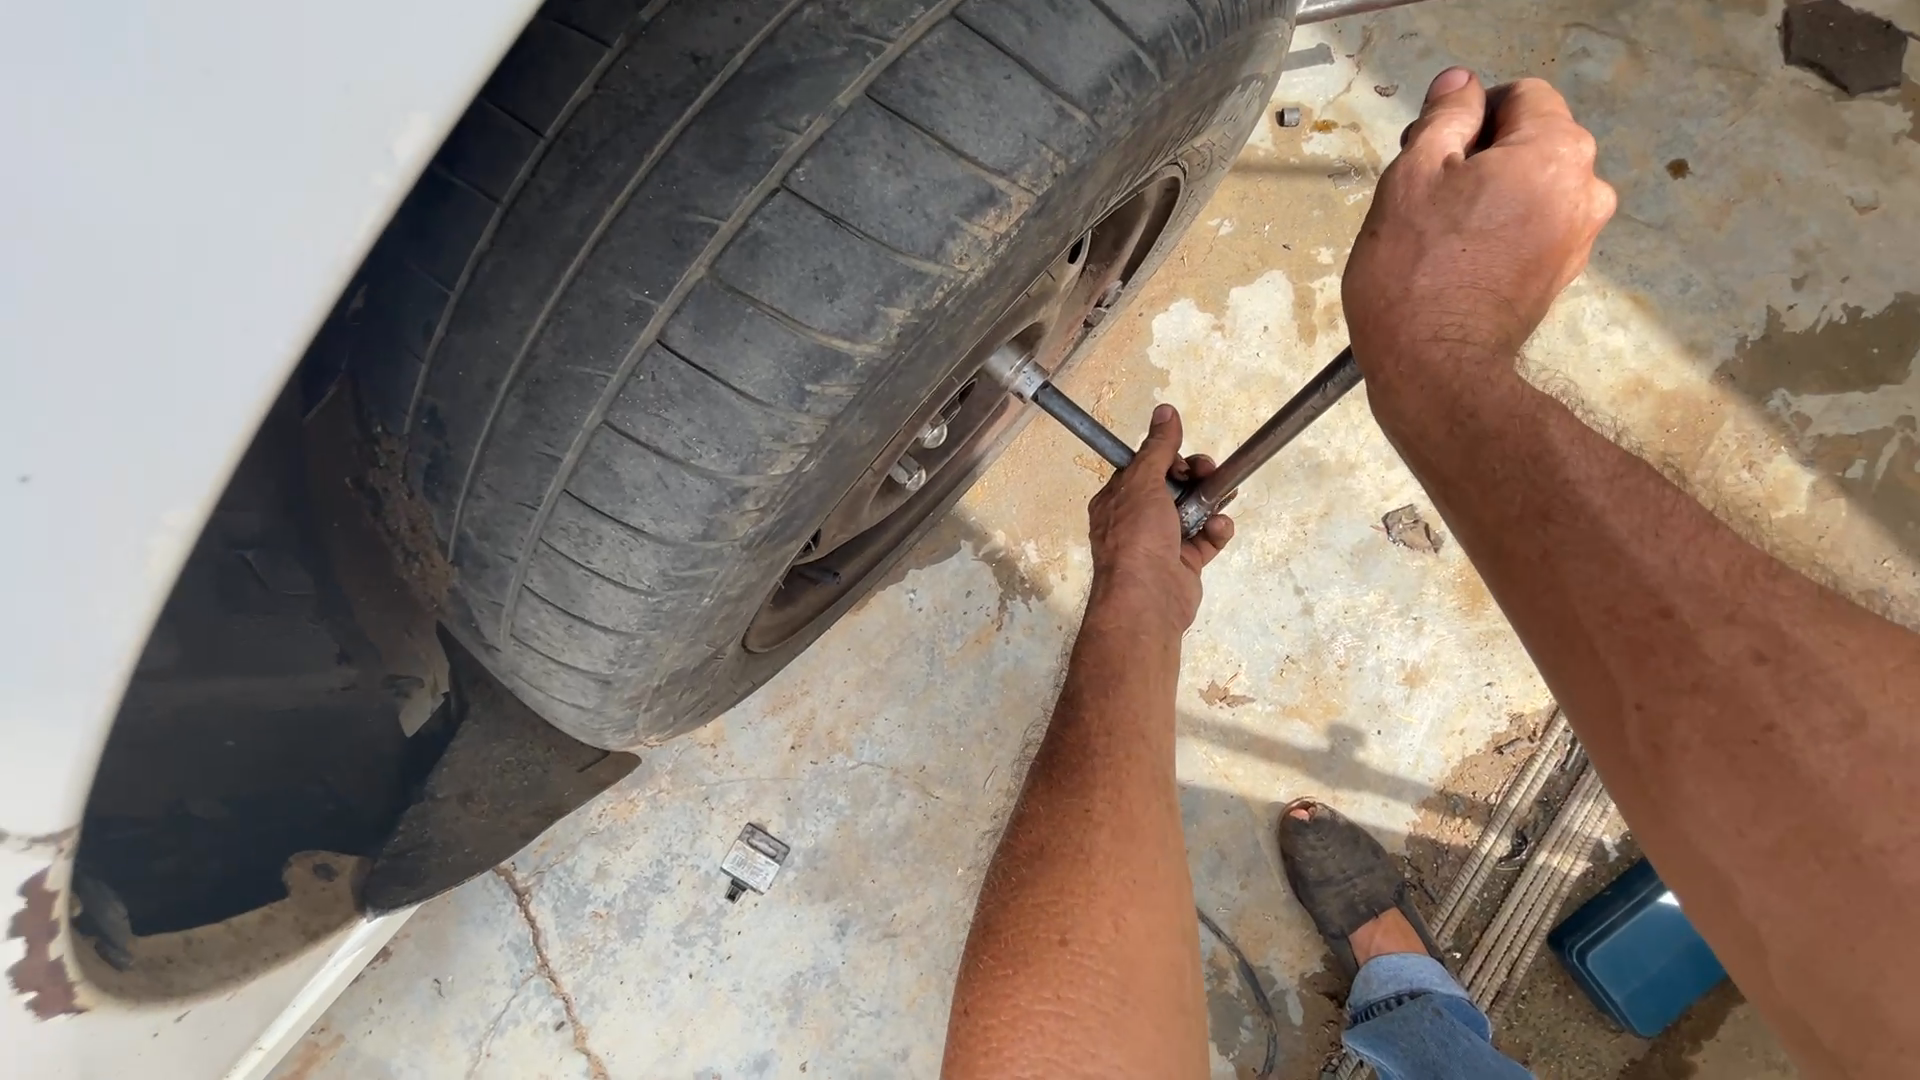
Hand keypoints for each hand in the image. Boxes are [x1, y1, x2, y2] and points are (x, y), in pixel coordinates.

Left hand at [1086, 404, 1233, 630]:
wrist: (1147, 598)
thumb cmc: (1136, 537)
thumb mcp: (1143, 482)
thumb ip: (1158, 447)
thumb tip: (1165, 411)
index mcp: (1117, 500)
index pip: (1144, 469)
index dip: (1166, 460)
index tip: (1181, 458)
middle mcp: (1136, 520)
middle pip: (1172, 487)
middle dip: (1194, 475)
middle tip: (1208, 471)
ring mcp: (1161, 542)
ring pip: (1193, 510)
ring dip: (1210, 500)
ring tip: (1220, 496)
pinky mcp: (1185, 563)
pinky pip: (1206, 538)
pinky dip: (1216, 530)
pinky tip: (1218, 527)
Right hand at [1343, 69, 1615, 402]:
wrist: (1434, 369)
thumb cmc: (1412, 275)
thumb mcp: (1408, 181)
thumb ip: (1441, 121)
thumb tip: (1459, 85)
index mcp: (1554, 150)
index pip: (1517, 97)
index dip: (1464, 119)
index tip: (1424, 160)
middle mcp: (1584, 186)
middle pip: (1526, 145)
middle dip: (1474, 163)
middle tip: (1420, 207)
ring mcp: (1577, 236)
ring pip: (1525, 191)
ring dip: (1484, 202)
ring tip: (1434, 243)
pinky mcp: (1558, 276)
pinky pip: (1527, 232)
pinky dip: (1495, 237)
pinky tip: (1454, 267)